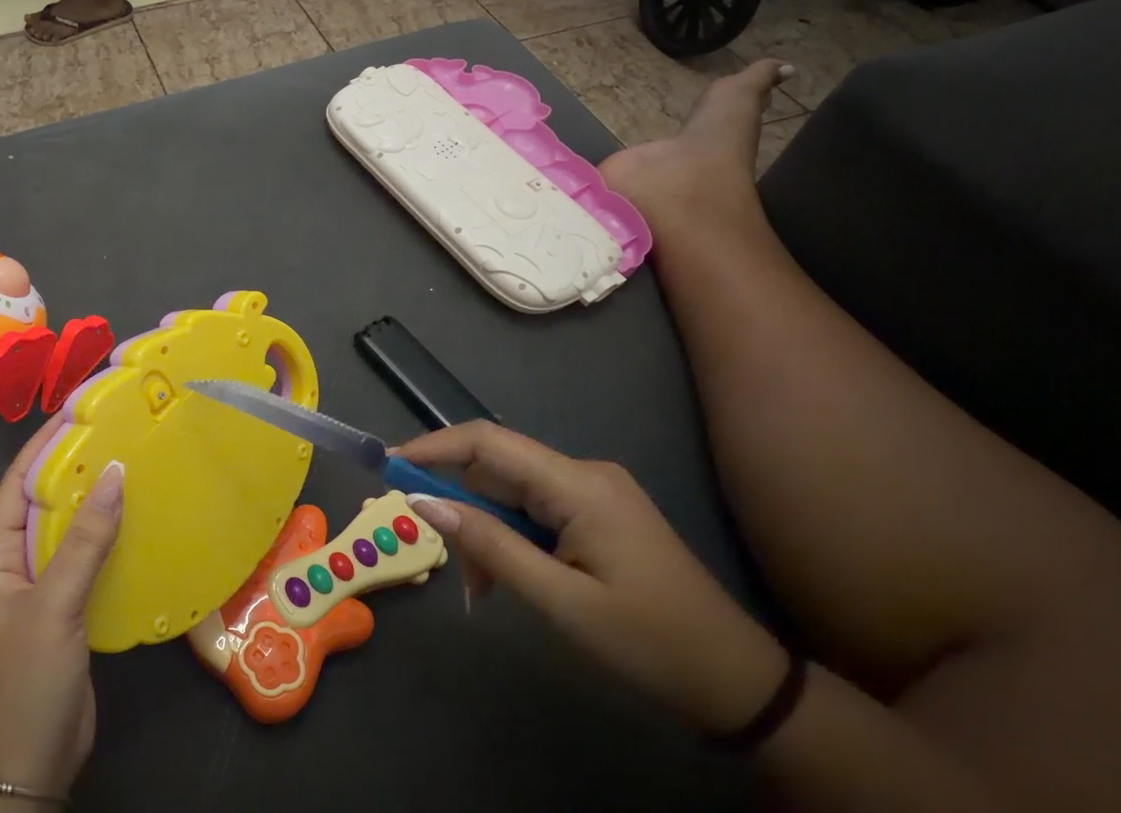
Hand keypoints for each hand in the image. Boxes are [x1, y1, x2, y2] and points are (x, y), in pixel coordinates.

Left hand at [0, 416, 124, 798]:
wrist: (26, 764)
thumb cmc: (25, 680)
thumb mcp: (53, 606)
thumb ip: (84, 541)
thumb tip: (114, 473)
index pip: (16, 484)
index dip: (44, 446)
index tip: (80, 410)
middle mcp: (12, 565)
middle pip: (42, 503)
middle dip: (74, 468)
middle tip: (118, 431)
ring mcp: (38, 590)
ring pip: (67, 532)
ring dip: (94, 503)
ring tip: (134, 466)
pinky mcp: (65, 612)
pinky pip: (85, 562)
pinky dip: (108, 540)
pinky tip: (138, 525)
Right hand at [396, 421, 788, 733]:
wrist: (734, 678)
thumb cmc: (648, 641)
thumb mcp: (559, 600)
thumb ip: (489, 546)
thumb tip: (422, 502)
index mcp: (579, 485)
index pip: (488, 442)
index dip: (432, 447)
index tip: (386, 468)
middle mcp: (584, 475)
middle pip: (496, 469)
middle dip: (458, 506)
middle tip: (439, 557)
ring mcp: (593, 494)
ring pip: (510, 495)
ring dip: (484, 533)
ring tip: (481, 590)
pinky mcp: (596, 515)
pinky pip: (533, 513)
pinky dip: (508, 541)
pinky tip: (505, 581)